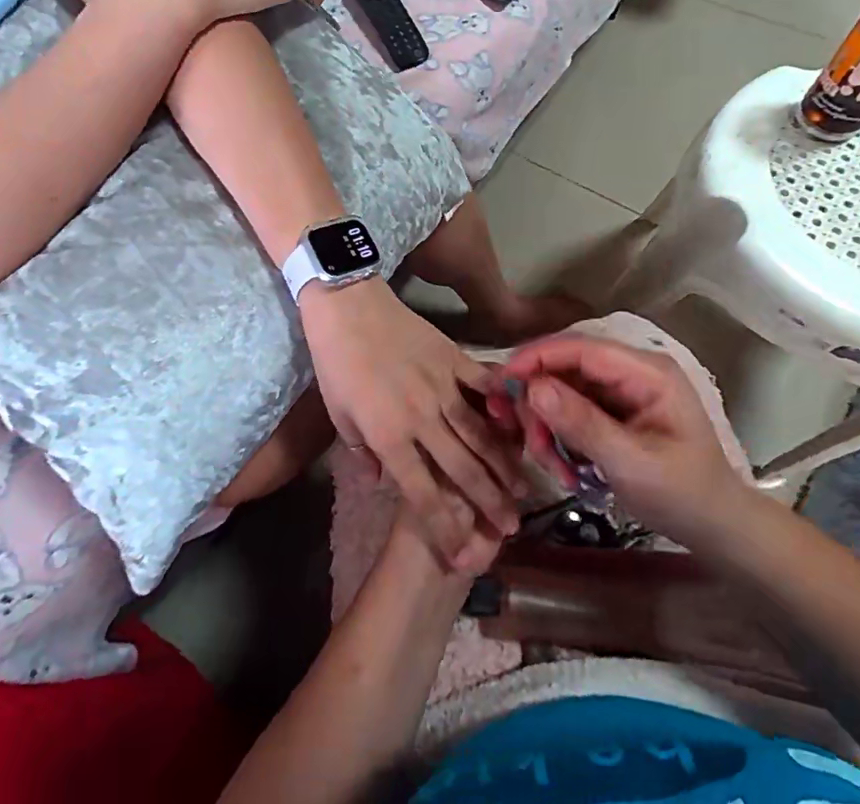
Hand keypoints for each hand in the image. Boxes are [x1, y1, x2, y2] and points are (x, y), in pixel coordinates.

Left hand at [301, 279, 525, 566]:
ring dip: (503, 463)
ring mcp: (443, 386)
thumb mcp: (337, 415)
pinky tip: (523, 423)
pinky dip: (503, 404)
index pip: (421, 493)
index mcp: (388, 435)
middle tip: (511, 527)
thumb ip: (362, 453)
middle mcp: (422, 418)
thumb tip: (383, 482)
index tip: (463, 553)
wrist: (348, 307)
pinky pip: (485, 385)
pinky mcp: (455, 358)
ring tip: (522, 488)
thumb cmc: (336, 364)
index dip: (444, 527)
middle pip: (461, 469)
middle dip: (487, 503)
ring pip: (481, 433)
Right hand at [501, 336, 756, 548]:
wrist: (716, 527)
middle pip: (566, 369)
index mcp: (647, 372)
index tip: (501, 381)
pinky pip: (570, 414)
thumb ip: (582, 424)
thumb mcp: (631, 463)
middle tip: (522, 439)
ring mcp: (621, 393)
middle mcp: (632, 373)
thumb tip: (533, 388)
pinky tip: (565, 469)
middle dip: (539, 403)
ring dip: (547, 427)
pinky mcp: (612, 414)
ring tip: (553, 468)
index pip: (582, 348)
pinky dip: (559, 439)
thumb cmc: (684, 494)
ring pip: (562, 393)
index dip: (537, 358)